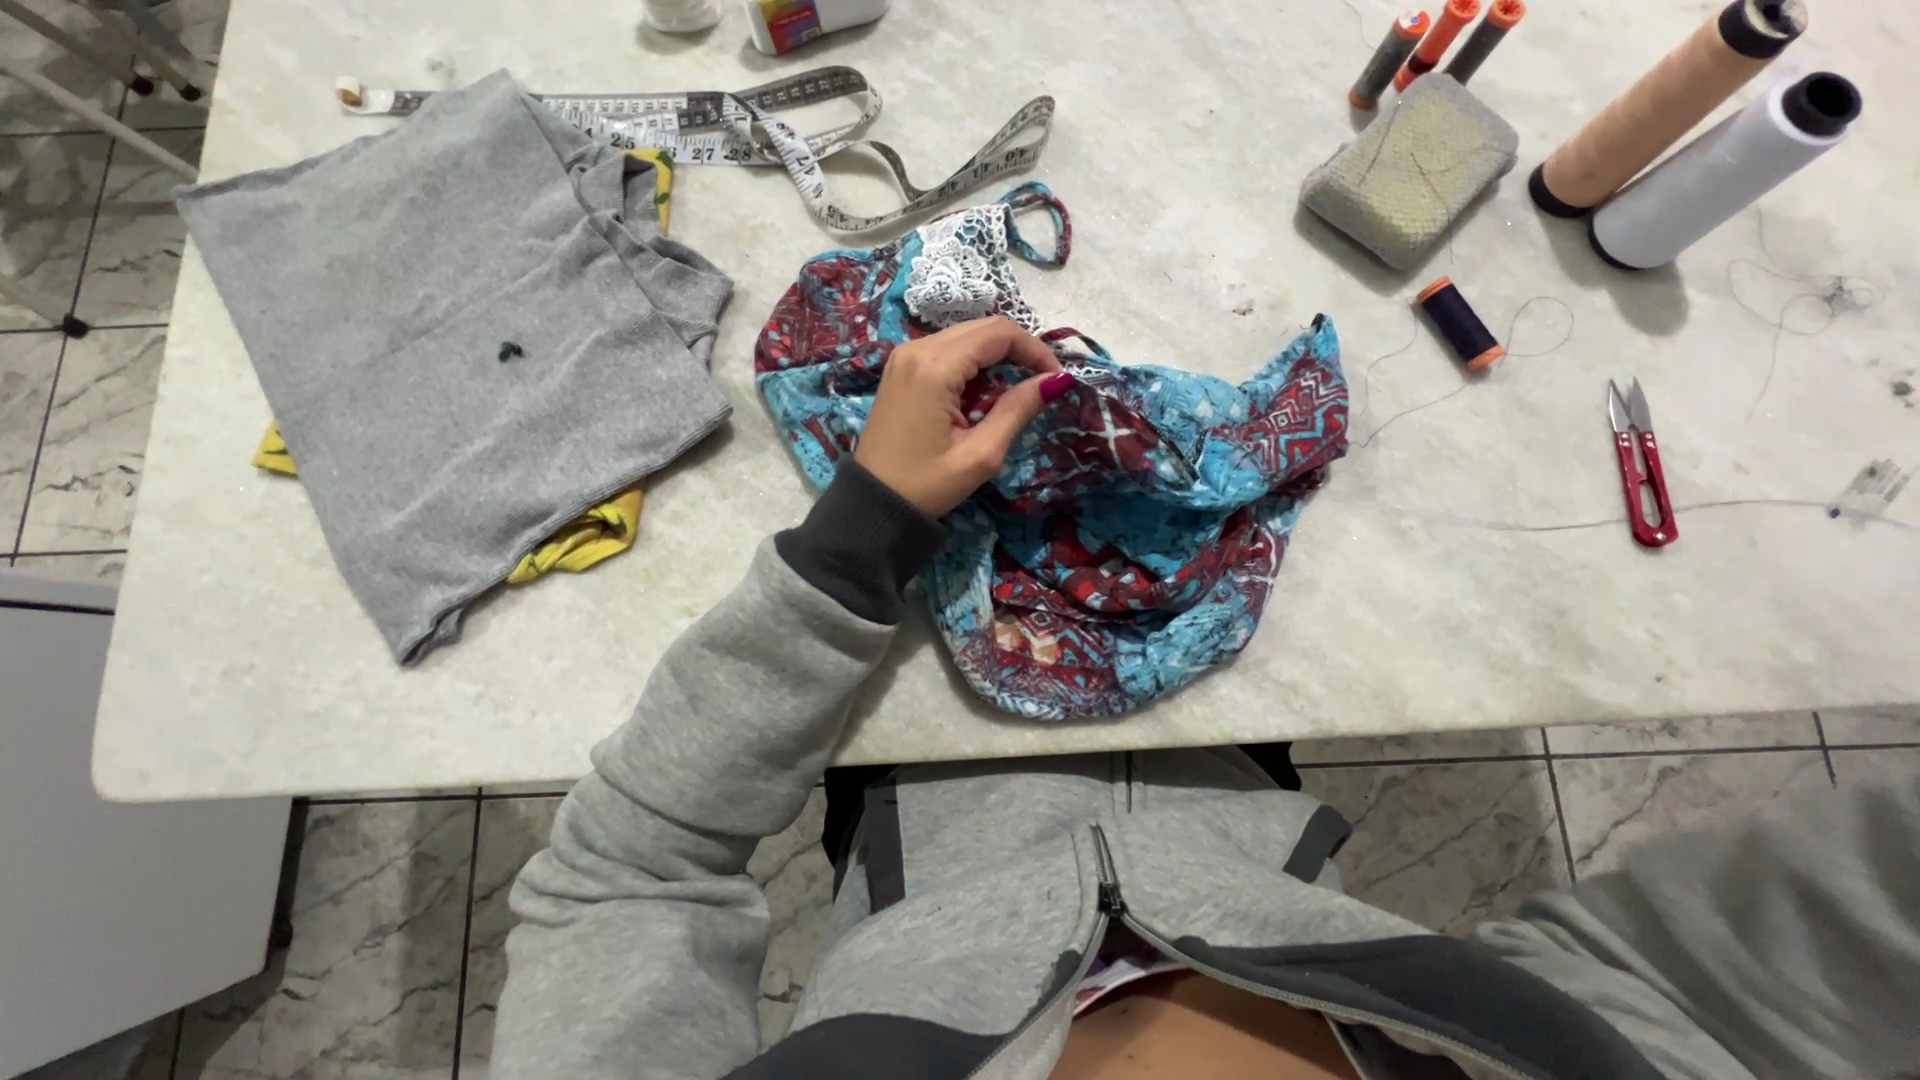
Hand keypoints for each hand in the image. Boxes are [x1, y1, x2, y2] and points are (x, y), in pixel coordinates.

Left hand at [855, 317, 1076, 517]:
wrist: (871, 504)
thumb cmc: (925, 486)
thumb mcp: (979, 455)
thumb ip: (1017, 410)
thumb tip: (1056, 380)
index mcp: (934, 366)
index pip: (999, 333)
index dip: (1035, 349)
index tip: (1055, 378)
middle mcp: (916, 349)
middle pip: (982, 328)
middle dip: (1017, 351)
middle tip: (1041, 384)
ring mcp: (904, 356)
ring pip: (965, 336)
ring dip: (995, 358)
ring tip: (1013, 394)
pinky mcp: (900, 369)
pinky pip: (946, 350)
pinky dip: (972, 365)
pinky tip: (982, 395)